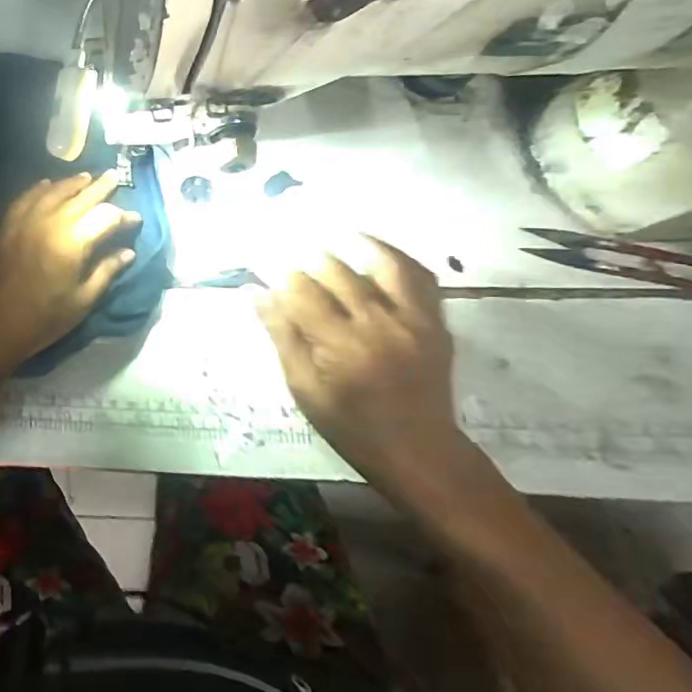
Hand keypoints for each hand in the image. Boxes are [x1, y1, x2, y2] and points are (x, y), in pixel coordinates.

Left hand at [0, 171, 141, 364]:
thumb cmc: (44, 319)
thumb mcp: (83, 300)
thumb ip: (106, 270)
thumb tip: (128, 251)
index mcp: (72, 241)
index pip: (106, 216)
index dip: (123, 217)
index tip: (135, 219)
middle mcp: (49, 222)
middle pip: (80, 196)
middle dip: (100, 187)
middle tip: (114, 176)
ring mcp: (24, 220)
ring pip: (52, 191)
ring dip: (71, 183)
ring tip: (86, 178)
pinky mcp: (6, 225)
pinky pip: (26, 198)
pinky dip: (39, 189)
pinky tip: (47, 184)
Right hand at [256, 236, 470, 495]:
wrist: (420, 453)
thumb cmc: (350, 426)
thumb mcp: (303, 387)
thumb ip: (281, 335)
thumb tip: (256, 291)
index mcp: (341, 345)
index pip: (302, 291)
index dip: (279, 275)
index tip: (263, 265)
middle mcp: (379, 325)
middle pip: (338, 272)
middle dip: (309, 260)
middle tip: (291, 255)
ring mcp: (413, 322)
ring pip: (383, 266)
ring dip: (357, 246)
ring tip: (335, 238)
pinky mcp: (435, 324)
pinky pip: (421, 278)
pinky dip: (398, 260)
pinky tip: (376, 254)